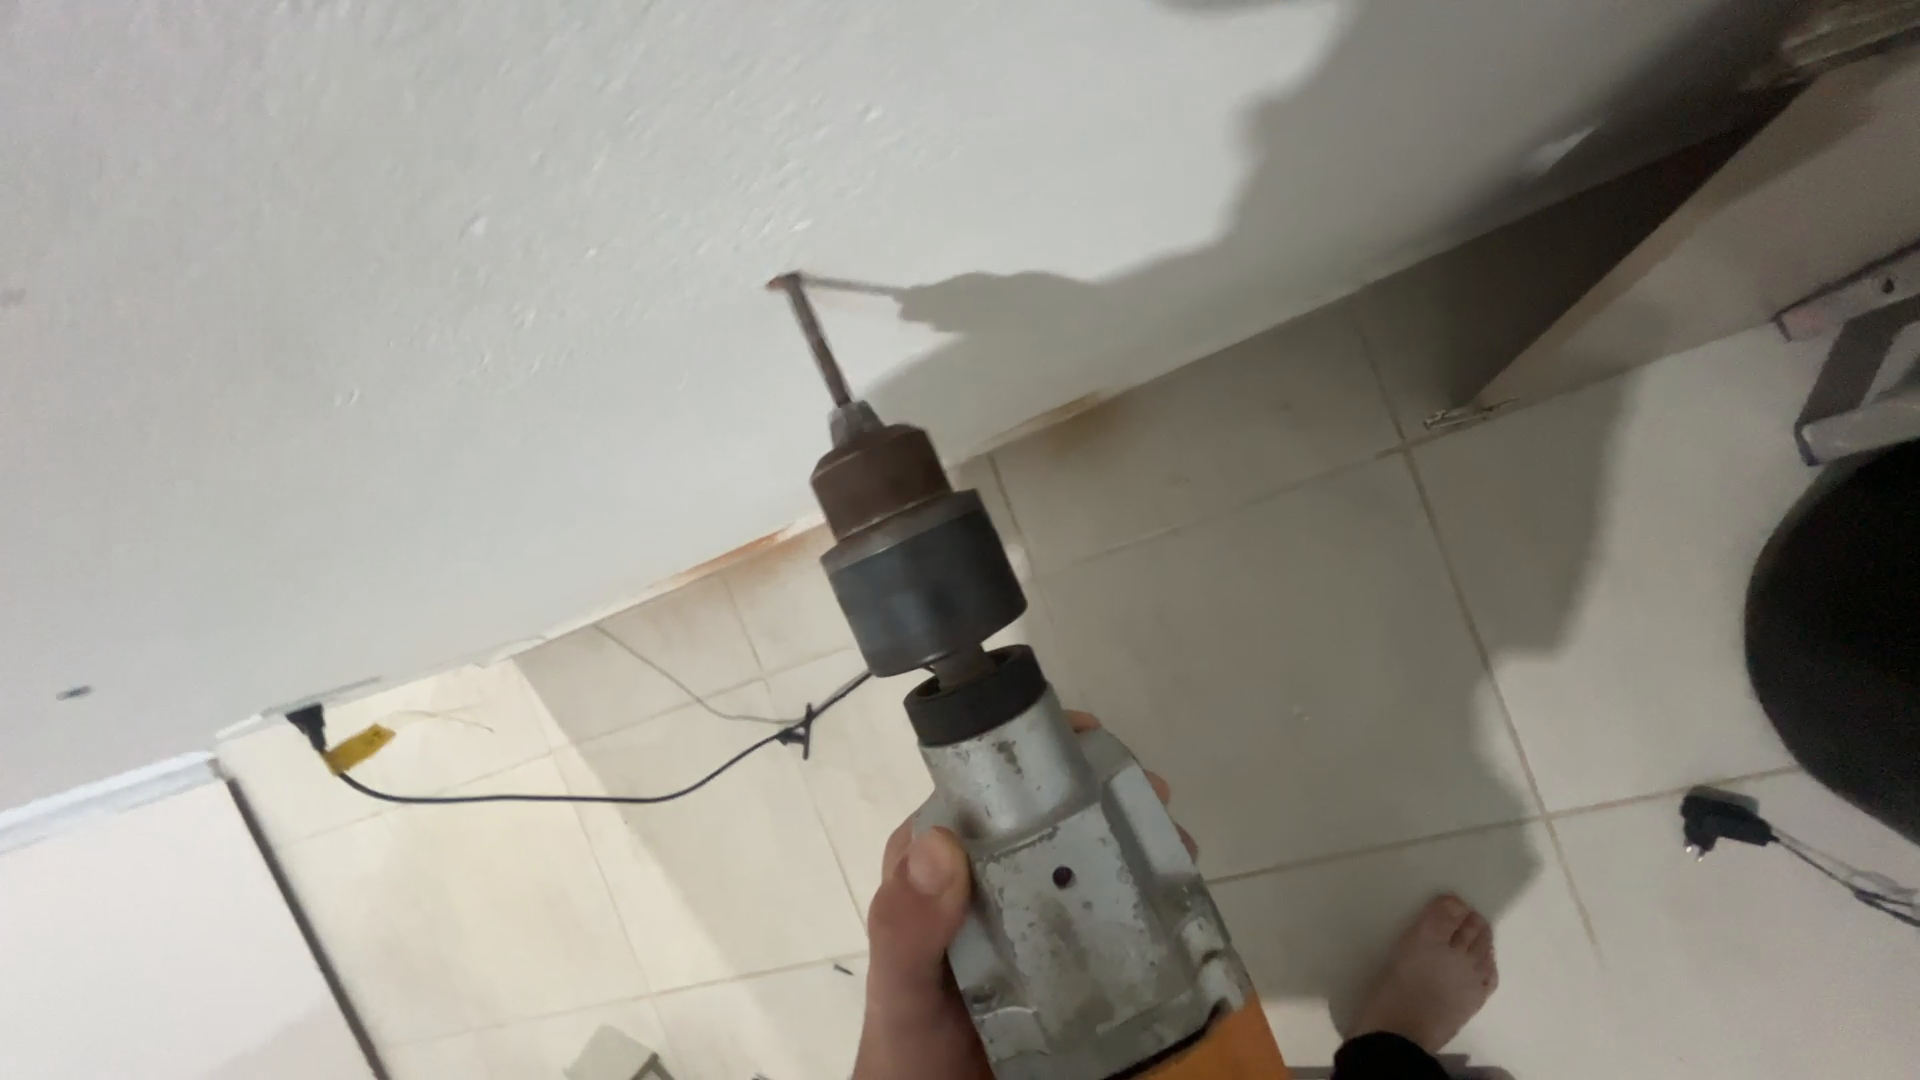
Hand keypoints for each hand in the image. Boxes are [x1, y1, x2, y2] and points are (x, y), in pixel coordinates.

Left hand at [851, 711, 1191, 1079]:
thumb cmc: (910, 1045)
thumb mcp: (901, 987)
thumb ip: (906, 925)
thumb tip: (942, 844)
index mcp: (940, 861)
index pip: (984, 786)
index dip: (1034, 754)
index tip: (1088, 739)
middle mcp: (985, 875)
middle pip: (1046, 815)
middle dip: (1101, 793)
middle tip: (1152, 796)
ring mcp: (1027, 913)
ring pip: (1081, 855)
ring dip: (1130, 840)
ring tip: (1176, 845)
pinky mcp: (1061, 952)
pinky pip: (1103, 908)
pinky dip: (1141, 895)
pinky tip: (1174, 896)